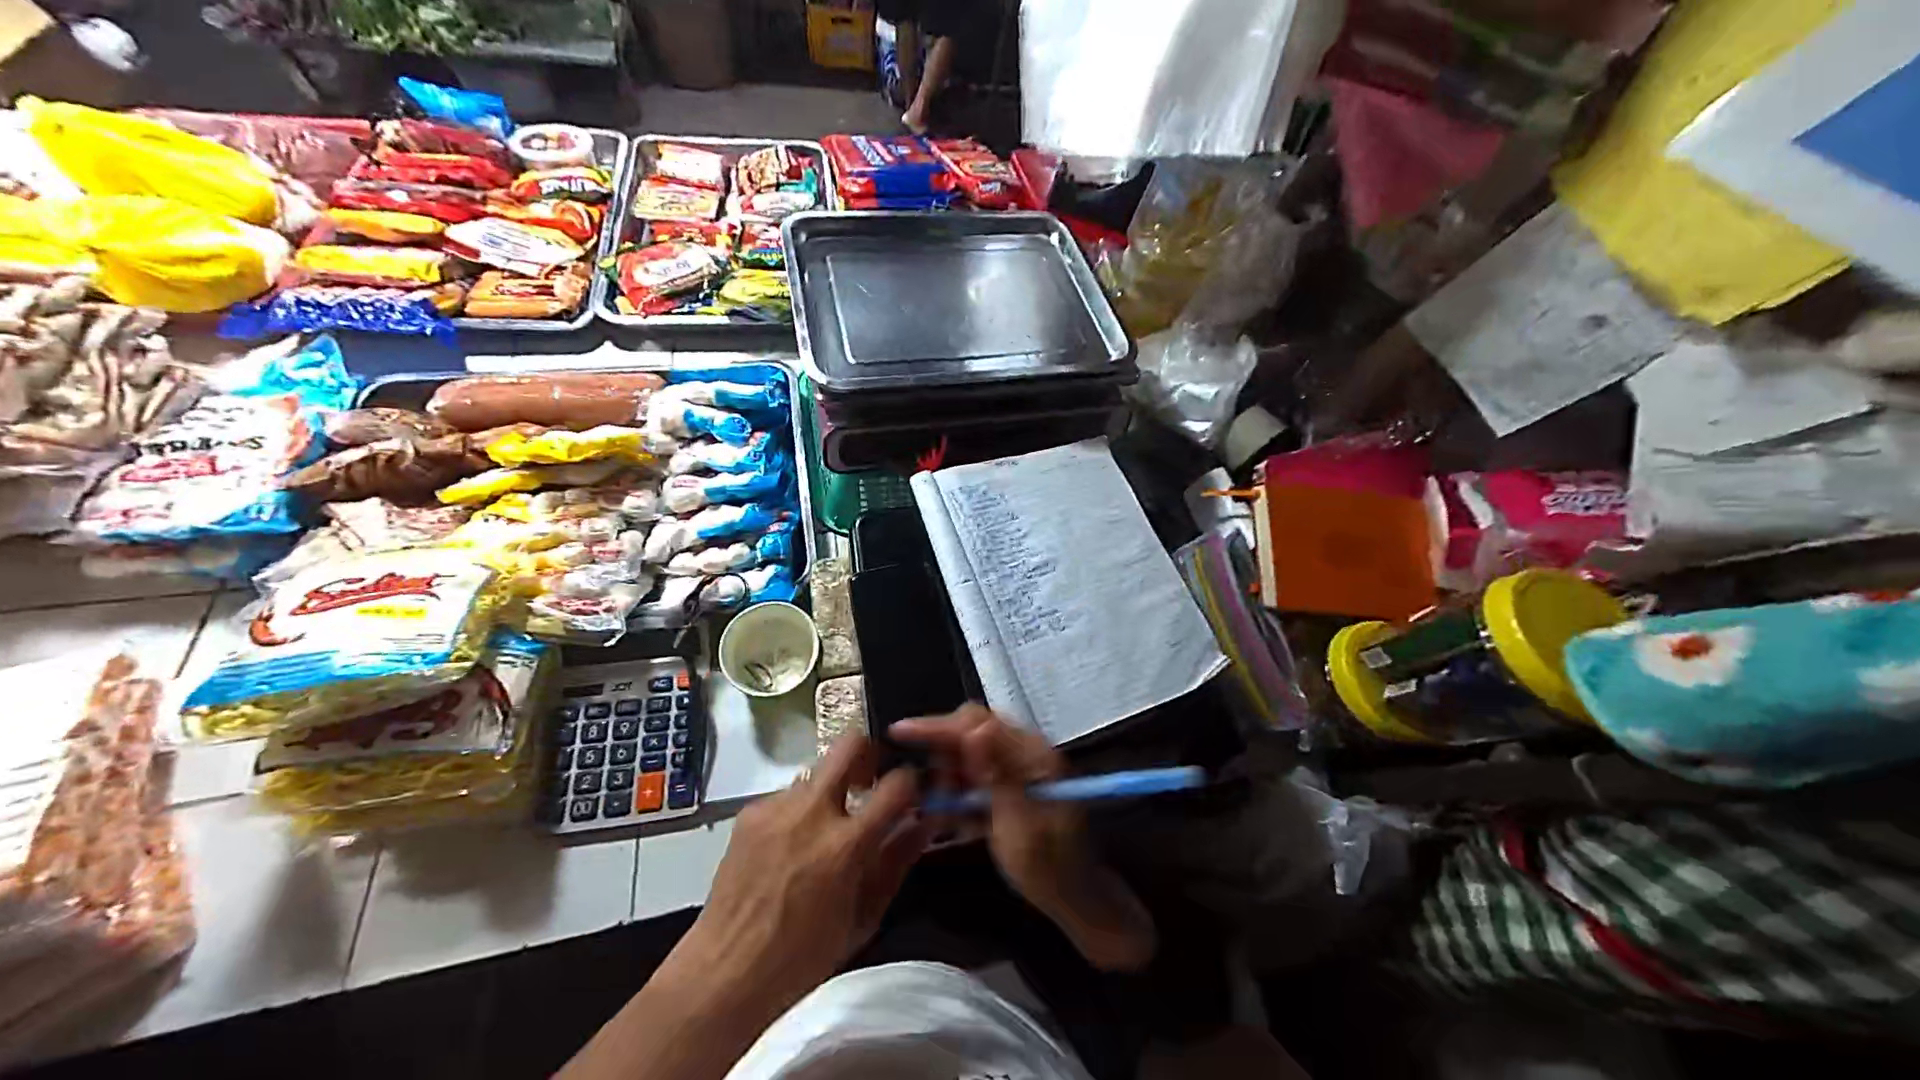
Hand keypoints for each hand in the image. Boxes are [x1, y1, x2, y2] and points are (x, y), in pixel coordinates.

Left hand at [686, 735, 929, 1006]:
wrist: (727, 970)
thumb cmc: (805, 956)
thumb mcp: (865, 914)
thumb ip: (898, 860)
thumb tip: (926, 822)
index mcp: (846, 844)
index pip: (897, 783)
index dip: (912, 780)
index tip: (912, 790)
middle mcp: (811, 812)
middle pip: (851, 744)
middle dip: (869, 754)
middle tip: (871, 781)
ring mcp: (776, 807)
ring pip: (818, 771)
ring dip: (832, 788)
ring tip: (827, 826)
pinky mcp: (750, 812)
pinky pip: (788, 794)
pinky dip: (800, 810)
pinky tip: (792, 845)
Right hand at [890, 705, 1155, 970]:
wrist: (1077, 900)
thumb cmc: (1050, 869)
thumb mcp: (1017, 825)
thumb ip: (994, 775)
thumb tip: (973, 729)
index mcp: (1033, 754)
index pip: (978, 722)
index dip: (937, 726)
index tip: (899, 733)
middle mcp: (1027, 750)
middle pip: (971, 731)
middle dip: (944, 756)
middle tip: (932, 794)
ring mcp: (1020, 765)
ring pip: (969, 753)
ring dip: (950, 777)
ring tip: (944, 812)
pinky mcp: (1013, 783)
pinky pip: (976, 775)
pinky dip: (961, 792)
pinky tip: (955, 818)